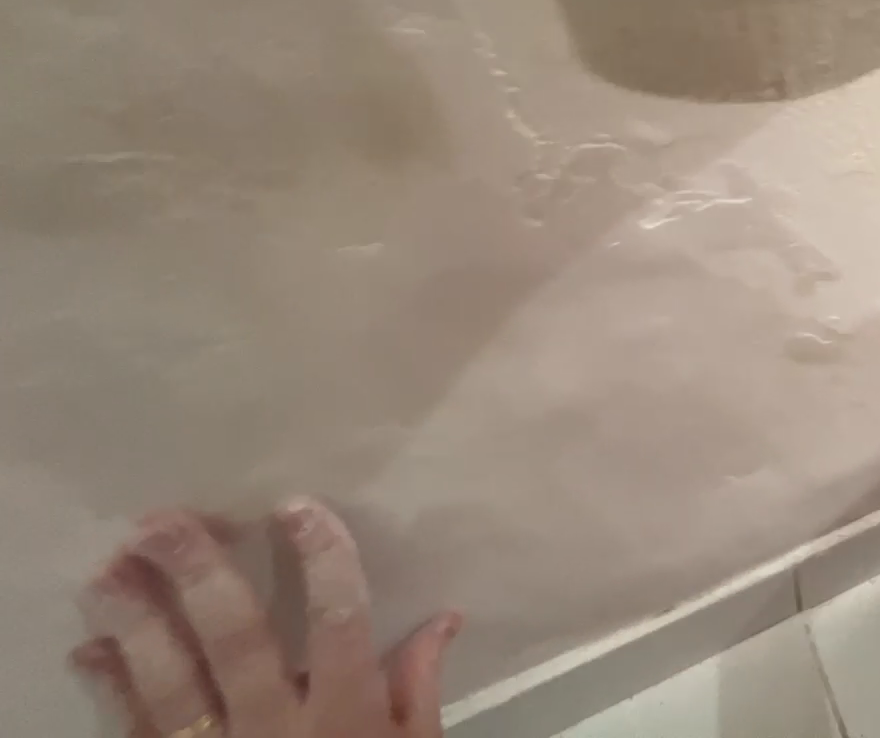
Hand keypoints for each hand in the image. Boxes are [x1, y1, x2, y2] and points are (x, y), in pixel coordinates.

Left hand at [71, 498, 459, 737]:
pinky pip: (131, 732)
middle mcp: (274, 728)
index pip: (338, 619)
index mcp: (344, 712)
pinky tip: (90, 646)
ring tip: (110, 568)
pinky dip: (108, 687)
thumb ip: (421, 683)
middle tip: (161, 524)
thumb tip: (445, 616)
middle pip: (234, 643)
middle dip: (198, 579)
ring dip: (135, 623)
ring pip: (167, 683)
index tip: (295, 508)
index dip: (321, 559)